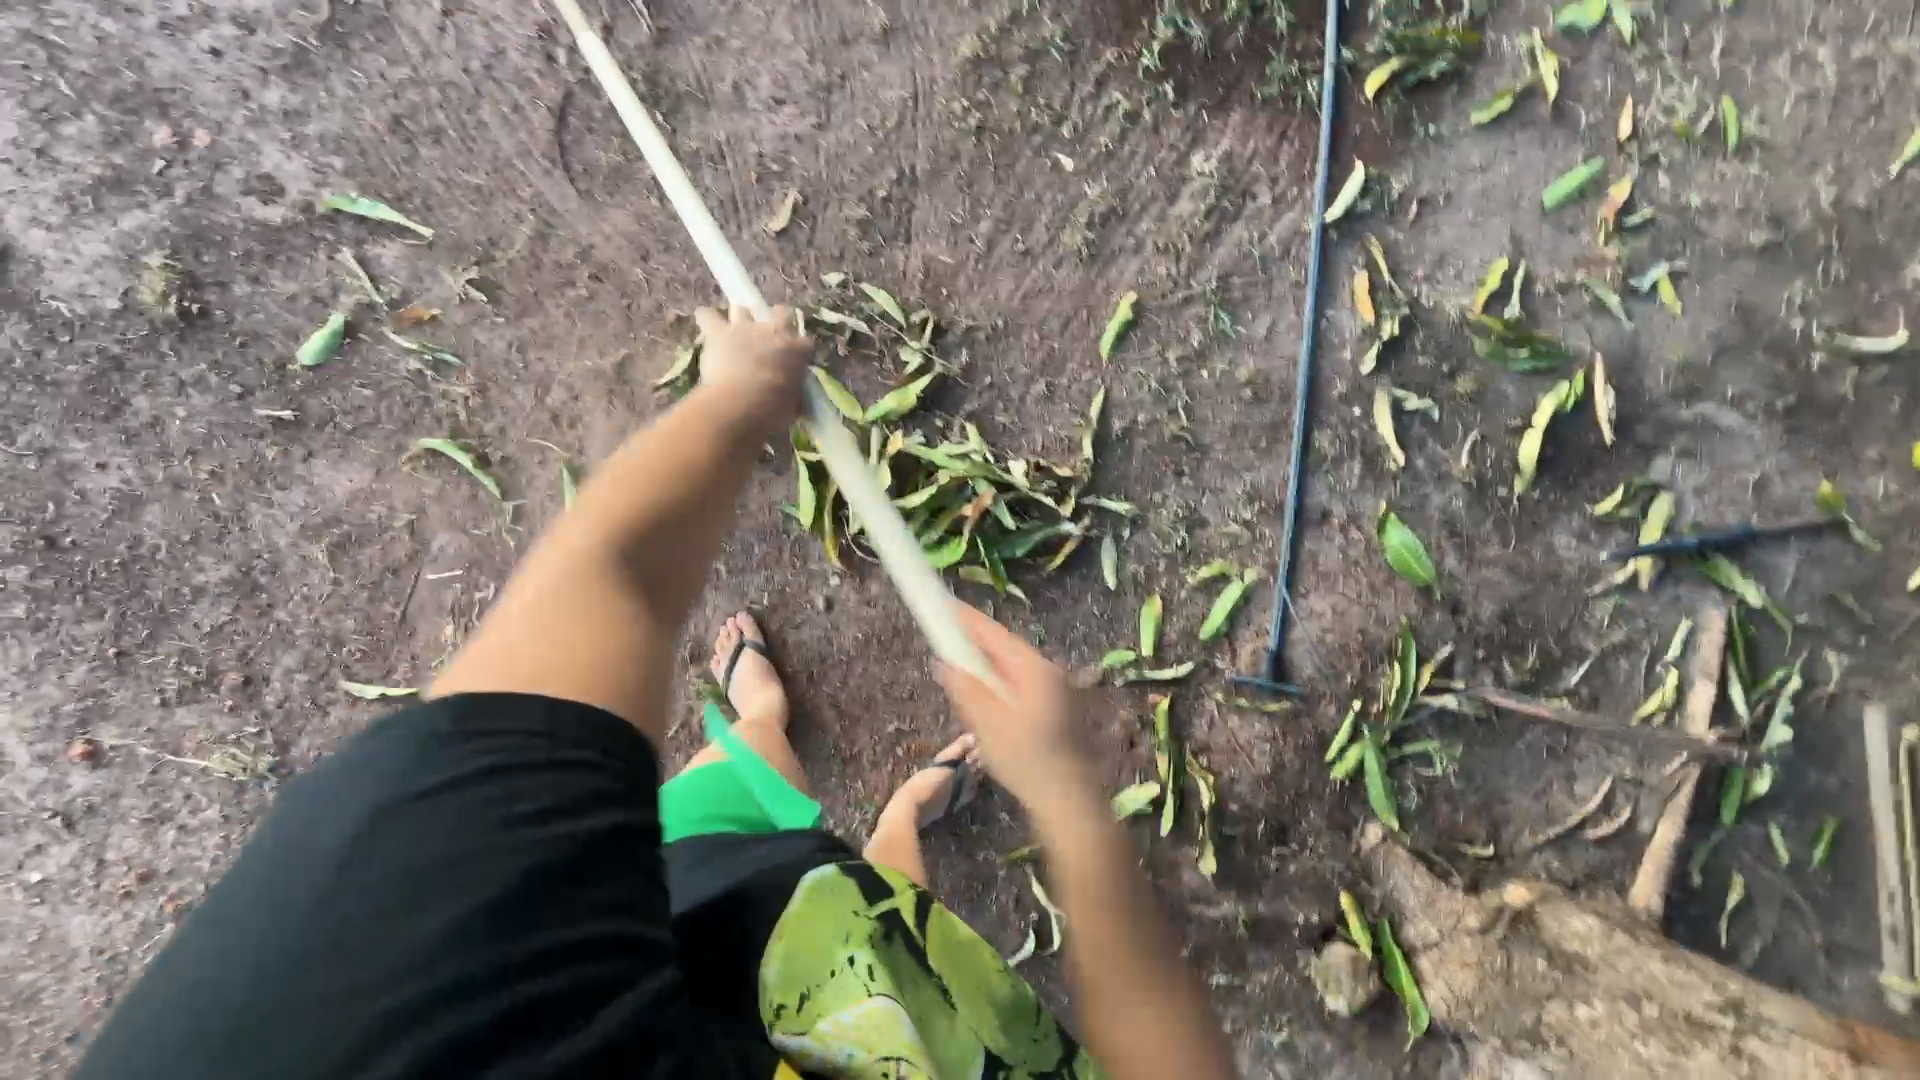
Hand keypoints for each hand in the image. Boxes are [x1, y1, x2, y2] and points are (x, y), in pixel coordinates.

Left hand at [694, 305, 809, 430]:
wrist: (743, 404)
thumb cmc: (774, 409)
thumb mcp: (794, 404)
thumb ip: (793, 393)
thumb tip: (791, 396)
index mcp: (797, 350)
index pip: (804, 342)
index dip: (798, 350)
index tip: (793, 359)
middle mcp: (773, 332)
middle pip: (780, 312)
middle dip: (776, 320)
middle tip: (767, 338)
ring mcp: (745, 328)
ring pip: (743, 310)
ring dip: (740, 319)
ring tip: (735, 333)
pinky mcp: (718, 332)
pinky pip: (708, 315)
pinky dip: (707, 318)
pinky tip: (707, 325)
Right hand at [938, 602, 1093, 810]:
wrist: (1067, 800)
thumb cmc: (1025, 758)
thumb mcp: (986, 722)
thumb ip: (964, 687)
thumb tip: (945, 663)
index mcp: (1033, 668)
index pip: (993, 633)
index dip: (965, 619)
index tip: (942, 604)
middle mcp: (1048, 672)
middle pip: (1004, 651)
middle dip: (974, 649)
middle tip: (946, 648)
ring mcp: (1055, 692)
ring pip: (1011, 672)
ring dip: (985, 673)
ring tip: (961, 682)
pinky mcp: (1056, 711)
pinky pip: (1019, 690)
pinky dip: (998, 691)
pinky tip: (985, 711)